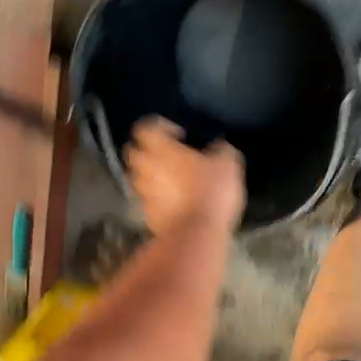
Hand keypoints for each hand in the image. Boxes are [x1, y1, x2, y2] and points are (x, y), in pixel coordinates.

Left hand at [126, 118, 245, 235]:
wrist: (195, 234)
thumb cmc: (210, 191)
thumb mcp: (227, 164)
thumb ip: (220, 150)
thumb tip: (217, 147)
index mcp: (162, 150)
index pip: (145, 128)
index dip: (159, 127)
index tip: (178, 134)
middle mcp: (146, 168)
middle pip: (134, 152)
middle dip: (147, 150)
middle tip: (168, 155)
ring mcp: (144, 193)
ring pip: (138, 177)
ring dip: (151, 174)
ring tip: (171, 179)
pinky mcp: (147, 215)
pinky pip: (148, 199)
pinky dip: (157, 196)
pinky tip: (175, 200)